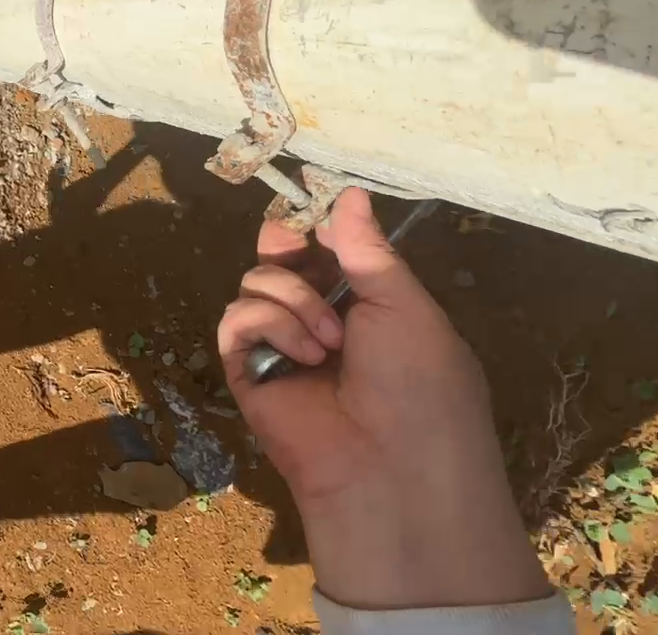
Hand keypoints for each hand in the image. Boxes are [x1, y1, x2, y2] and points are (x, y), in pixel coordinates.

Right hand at [219, 188, 548, 609]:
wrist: (391, 466)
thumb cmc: (421, 386)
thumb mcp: (408, 309)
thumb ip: (368, 250)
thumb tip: (350, 192)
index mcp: (361, 303)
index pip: (320, 248)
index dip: (310, 227)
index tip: (309, 213)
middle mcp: (314, 316)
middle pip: (276, 255)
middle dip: (288, 252)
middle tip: (301, 257)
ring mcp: (275, 340)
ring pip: (254, 280)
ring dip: (292, 300)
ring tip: (328, 341)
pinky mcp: (242, 362)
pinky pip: (236, 316)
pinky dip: (268, 325)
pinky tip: (301, 355)